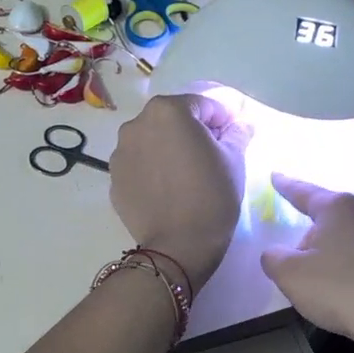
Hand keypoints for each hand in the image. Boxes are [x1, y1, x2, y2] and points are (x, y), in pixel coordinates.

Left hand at [108, 95, 249, 286]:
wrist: (178, 246)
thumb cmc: (212, 196)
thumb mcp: (234, 160)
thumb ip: (237, 133)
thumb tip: (239, 124)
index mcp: (168, 111)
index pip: (204, 106)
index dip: (222, 120)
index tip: (232, 138)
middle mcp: (136, 124)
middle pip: (172, 121)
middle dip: (191, 132)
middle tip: (209, 158)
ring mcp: (120, 153)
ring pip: (152, 142)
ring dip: (167, 150)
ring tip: (184, 176)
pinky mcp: (113, 179)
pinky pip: (139, 166)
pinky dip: (152, 171)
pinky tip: (166, 191)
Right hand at [260, 174, 353, 350]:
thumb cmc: (341, 290)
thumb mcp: (290, 276)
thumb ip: (274, 259)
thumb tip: (278, 254)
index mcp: (338, 209)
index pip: (304, 193)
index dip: (286, 186)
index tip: (276, 176)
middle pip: (333, 220)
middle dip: (316, 237)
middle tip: (303, 264)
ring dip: (342, 256)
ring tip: (334, 286)